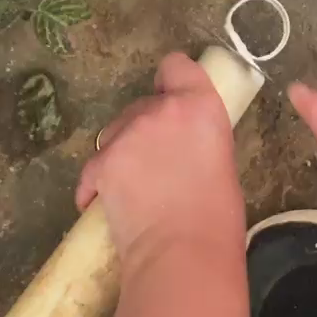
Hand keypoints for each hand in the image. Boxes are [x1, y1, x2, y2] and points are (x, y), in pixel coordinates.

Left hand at [77, 54, 244, 277]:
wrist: (184, 250)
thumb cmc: (218, 212)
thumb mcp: (220, 156)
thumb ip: (198, 135)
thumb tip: (180, 145)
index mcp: (200, 103)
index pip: (176, 65)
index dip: (171, 80)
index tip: (171, 100)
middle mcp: (163, 108)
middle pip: (144, 104)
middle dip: (147, 127)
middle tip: (157, 163)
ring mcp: (129, 133)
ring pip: (117, 131)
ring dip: (123, 151)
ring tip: (134, 189)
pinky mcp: (102, 162)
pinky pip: (95, 165)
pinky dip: (98, 181)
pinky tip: (104, 203)